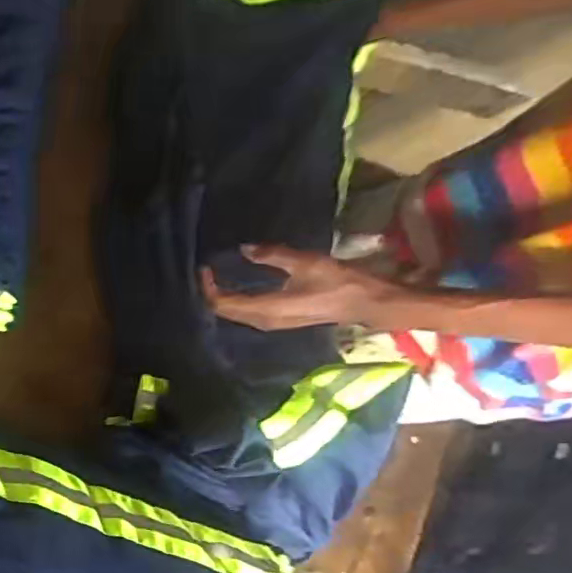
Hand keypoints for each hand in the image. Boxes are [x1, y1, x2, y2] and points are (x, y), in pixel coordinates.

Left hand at [203, 244, 405, 330]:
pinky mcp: (275, 321)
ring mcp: (267, 323)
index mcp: (263, 309)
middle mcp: (259, 321)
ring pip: (232, 313)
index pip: (221, 302)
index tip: (205, 268)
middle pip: (222, 310)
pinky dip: (235, 301)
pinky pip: (244, 313)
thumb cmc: (339, 282)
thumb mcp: (306, 263)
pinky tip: (237, 287)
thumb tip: (244, 249)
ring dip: (222, 297)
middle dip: (211, 291)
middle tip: (209, 271)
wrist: (366, 304)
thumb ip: (272, 256)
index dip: (208, 286)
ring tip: (218, 277)